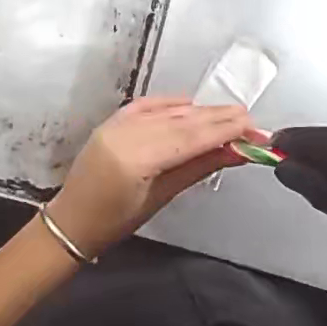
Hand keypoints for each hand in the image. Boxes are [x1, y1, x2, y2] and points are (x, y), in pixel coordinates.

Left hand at [45, 97, 252, 258]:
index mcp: (136, 158)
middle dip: (218, 119)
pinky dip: (171, 104)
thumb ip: (199, 168)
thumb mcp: (161, 197)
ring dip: (200, 112)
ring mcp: (115, 124)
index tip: (254, 128)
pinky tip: (191, 105)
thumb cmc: (115, 221)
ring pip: (166, 112)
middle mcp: (125, 133)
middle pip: (181, 121)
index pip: (190, 137)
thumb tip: (236, 151)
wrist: (72, 220)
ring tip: (231, 115)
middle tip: (251, 121)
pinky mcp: (111, 121)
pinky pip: (147, 106)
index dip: (225, 130)